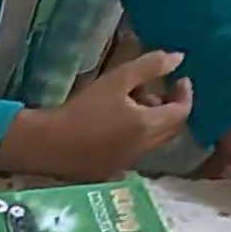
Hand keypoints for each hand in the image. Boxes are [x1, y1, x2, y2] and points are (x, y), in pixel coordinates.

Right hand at [0, 51, 193, 181]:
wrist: (45, 145)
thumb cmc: (82, 110)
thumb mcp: (118, 79)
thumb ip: (151, 65)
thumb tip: (178, 58)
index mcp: (147, 126)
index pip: (182, 111)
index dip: (185, 94)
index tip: (177, 80)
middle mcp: (140, 150)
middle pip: (170, 131)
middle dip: (169, 111)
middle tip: (156, 95)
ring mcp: (124, 165)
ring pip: (152, 144)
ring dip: (151, 126)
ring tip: (131, 111)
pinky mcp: (107, 173)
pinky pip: (133, 155)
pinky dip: (135, 140)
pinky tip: (116, 131)